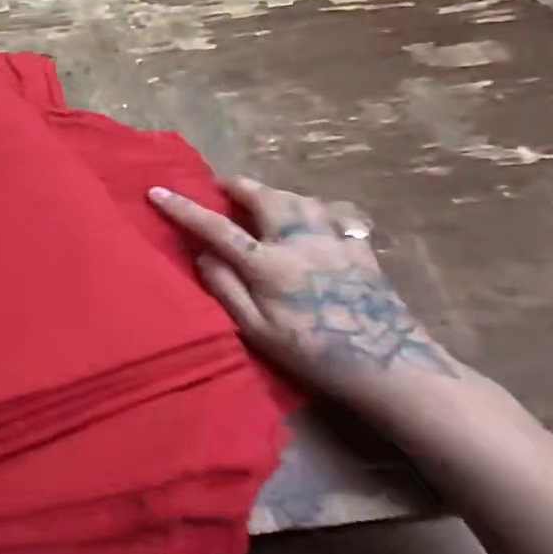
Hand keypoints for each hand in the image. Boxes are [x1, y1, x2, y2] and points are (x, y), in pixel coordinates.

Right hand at [148, 177, 464, 411]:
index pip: (216, 227)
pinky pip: (334, 214)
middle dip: (235, 185)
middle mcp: (301, 243)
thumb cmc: (314, 353)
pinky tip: (310, 213)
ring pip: (300, 199)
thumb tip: (201, 253)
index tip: (156, 190)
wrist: (396, 368)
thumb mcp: (255, 329)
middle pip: (264, 198)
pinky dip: (313, 206)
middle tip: (216, 184)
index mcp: (269, 264)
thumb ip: (224, 287)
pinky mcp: (361, 250)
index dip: (183, 208)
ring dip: (272, 191)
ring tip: (258, 195)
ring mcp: (335, 243)